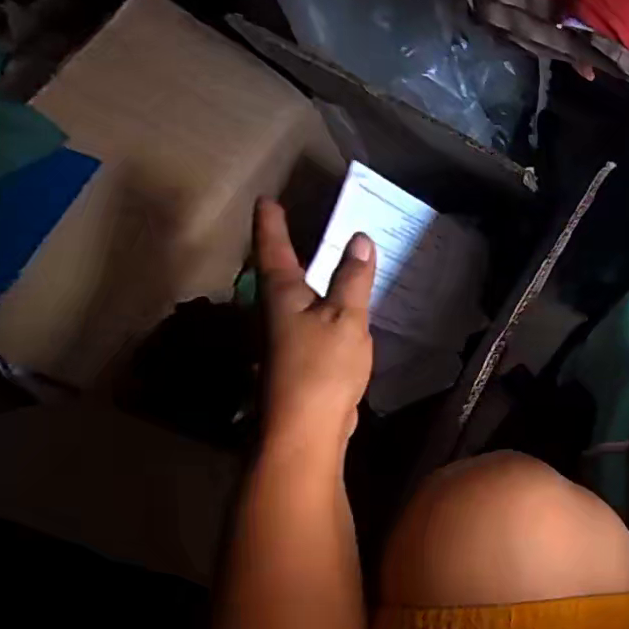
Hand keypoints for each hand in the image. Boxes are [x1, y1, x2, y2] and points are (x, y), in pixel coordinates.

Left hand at [253, 198, 374, 446]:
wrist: (306, 427)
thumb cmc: (321, 366)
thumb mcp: (345, 317)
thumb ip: (353, 279)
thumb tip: (360, 239)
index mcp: (282, 293)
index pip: (273, 247)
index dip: (272, 223)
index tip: (268, 200)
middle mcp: (274, 312)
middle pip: (275, 273)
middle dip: (281, 250)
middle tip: (293, 228)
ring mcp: (284, 339)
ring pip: (292, 300)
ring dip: (303, 281)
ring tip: (322, 266)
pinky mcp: (298, 361)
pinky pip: (309, 323)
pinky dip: (321, 309)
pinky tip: (338, 314)